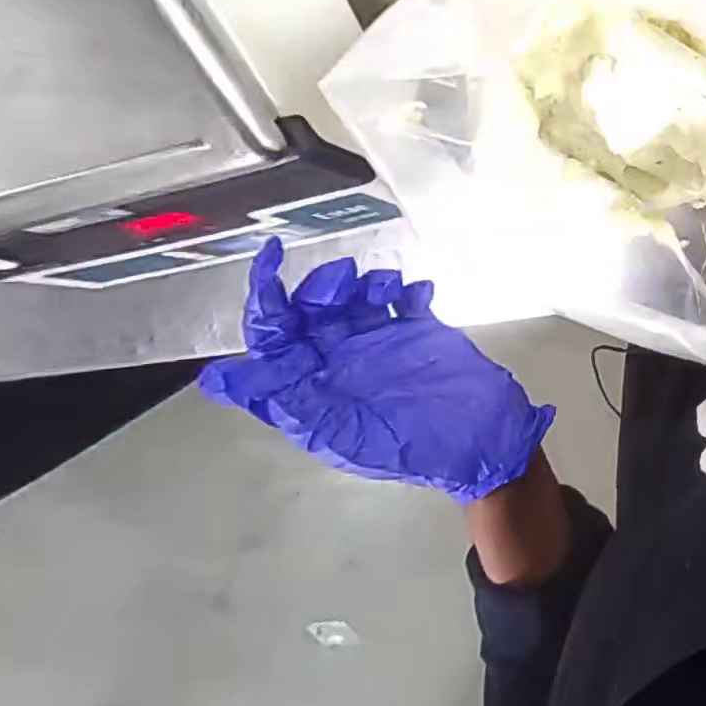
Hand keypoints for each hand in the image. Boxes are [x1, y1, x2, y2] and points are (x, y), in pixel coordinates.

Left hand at [198, 238, 554, 502]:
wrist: (486, 440)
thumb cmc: (418, 445)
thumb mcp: (347, 434)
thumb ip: (291, 402)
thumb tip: (219, 378)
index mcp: (316, 387)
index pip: (275, 339)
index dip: (265, 299)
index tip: (271, 260)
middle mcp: (343, 361)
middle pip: (314, 310)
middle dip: (321, 287)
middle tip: (344, 281)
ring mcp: (384, 343)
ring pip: (357, 298)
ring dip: (364, 283)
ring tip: (387, 289)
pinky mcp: (422, 331)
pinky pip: (405, 299)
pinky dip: (408, 289)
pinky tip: (421, 294)